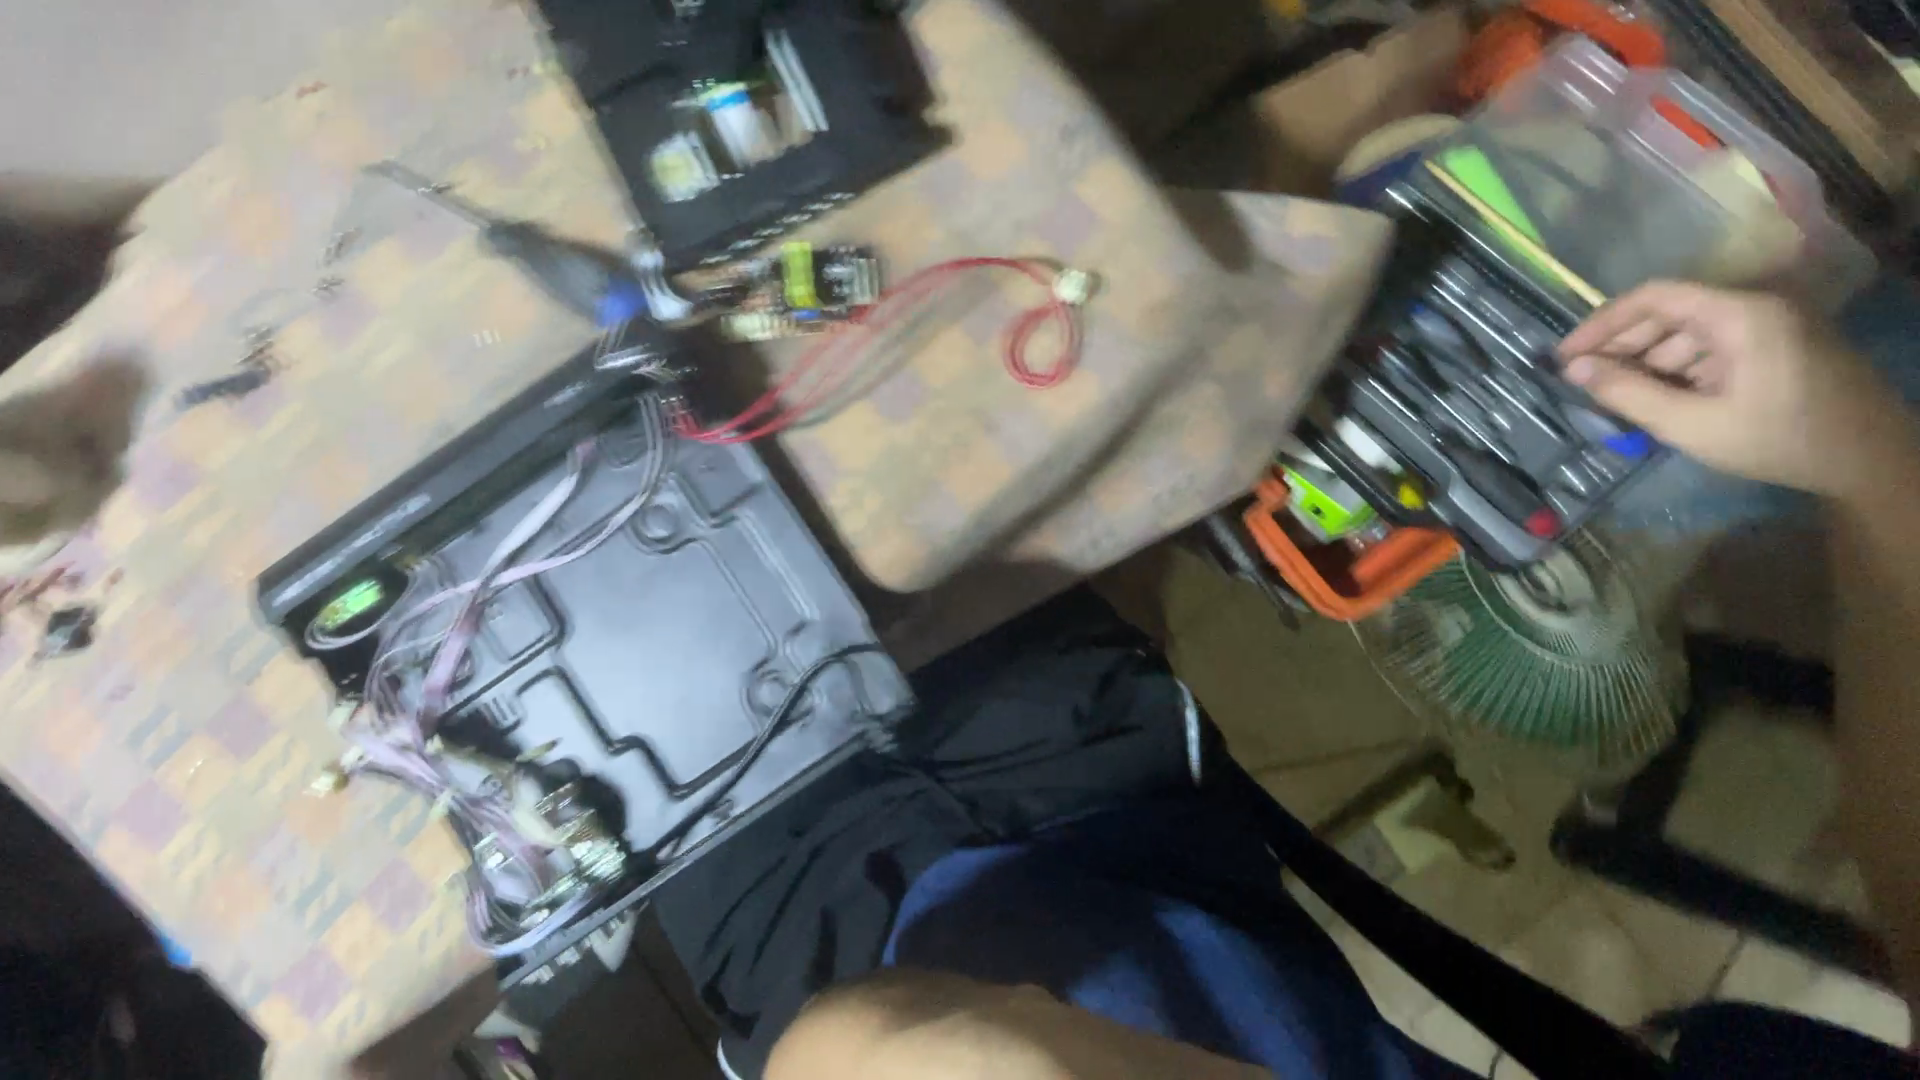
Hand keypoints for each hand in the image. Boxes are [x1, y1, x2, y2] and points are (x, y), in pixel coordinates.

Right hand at [1559, 281, 1909, 498]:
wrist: (1870, 460)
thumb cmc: (1777, 439)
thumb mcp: (1690, 423)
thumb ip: (1627, 393)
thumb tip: (1573, 369)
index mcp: (1740, 315)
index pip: (1653, 297)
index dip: (1601, 323)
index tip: (1565, 357)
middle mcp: (1754, 309)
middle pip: (1668, 314)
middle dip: (1619, 346)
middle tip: (1582, 381)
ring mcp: (1767, 328)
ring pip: (1684, 334)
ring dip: (1643, 362)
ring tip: (1613, 397)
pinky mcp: (1772, 348)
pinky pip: (1707, 348)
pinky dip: (1673, 369)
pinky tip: (1654, 399)